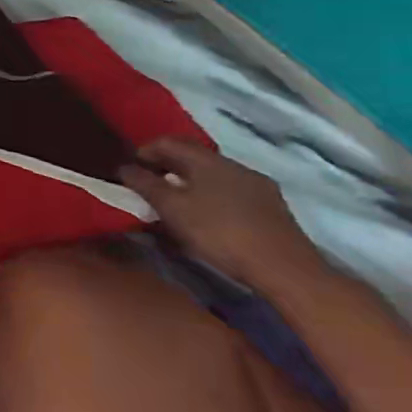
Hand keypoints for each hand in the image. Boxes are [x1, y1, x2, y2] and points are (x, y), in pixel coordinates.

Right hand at [119, 137, 323, 289]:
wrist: (286, 270)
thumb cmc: (219, 232)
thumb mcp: (171, 208)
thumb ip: (144, 184)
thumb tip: (124, 167)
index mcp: (207, 160)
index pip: (167, 142)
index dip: (144, 151)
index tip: (131, 170)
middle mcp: (234, 165)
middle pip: (192, 156)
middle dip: (166, 167)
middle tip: (149, 186)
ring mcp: (258, 186)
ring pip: (213, 174)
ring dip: (190, 182)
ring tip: (177, 202)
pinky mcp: (272, 207)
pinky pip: (231, 191)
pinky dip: (212, 195)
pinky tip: (208, 215)